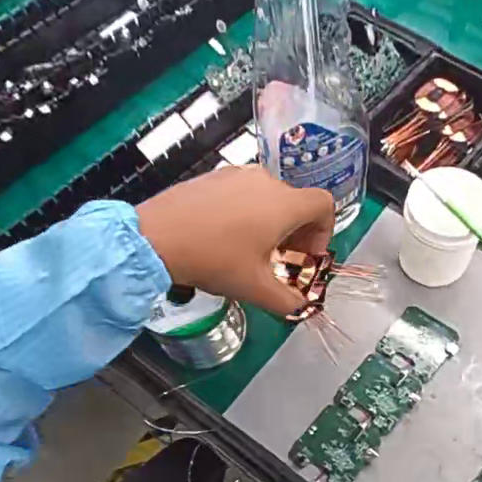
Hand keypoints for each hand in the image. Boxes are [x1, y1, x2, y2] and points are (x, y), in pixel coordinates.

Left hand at [136, 166, 335, 316]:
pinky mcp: (211, 177)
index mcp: (284, 204)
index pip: (325, 205)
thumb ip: (286, 301)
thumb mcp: (254, 289)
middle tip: (279, 261)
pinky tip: (224, 238)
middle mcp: (264, 181)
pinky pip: (241, 193)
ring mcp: (236, 175)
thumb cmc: (212, 259)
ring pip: (267, 198)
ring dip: (269, 224)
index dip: (324, 232)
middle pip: (295, 203)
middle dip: (295, 234)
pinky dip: (245, 213)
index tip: (306, 256)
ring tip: (249, 252)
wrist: (157, 237)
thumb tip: (298, 306)